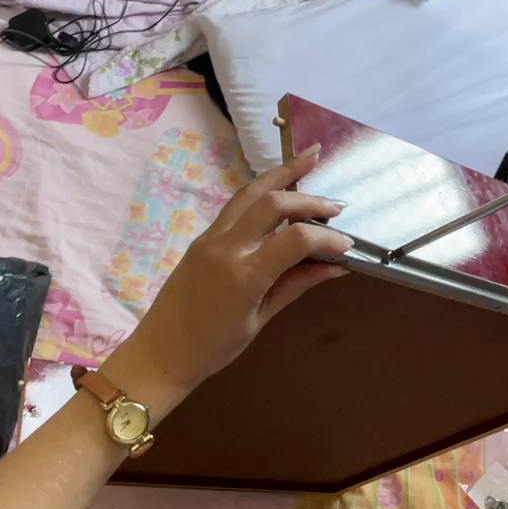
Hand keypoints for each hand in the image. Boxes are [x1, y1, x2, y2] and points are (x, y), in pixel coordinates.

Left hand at [112, 147, 351, 401]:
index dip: (327, 238)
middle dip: (309, 199)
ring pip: (250, 193)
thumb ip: (297, 285)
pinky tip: (281, 187)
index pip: (296, 240)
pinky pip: (237, 205)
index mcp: (244, 276)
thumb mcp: (261, 319)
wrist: (160, 352)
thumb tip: (336, 266)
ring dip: (282, 174)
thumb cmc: (213, 347)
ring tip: (310, 156)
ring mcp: (211, 237)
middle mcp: (226, 247)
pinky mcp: (203, 236)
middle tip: (337, 206)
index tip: (347, 245)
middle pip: (273, 203)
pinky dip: (263, 191)